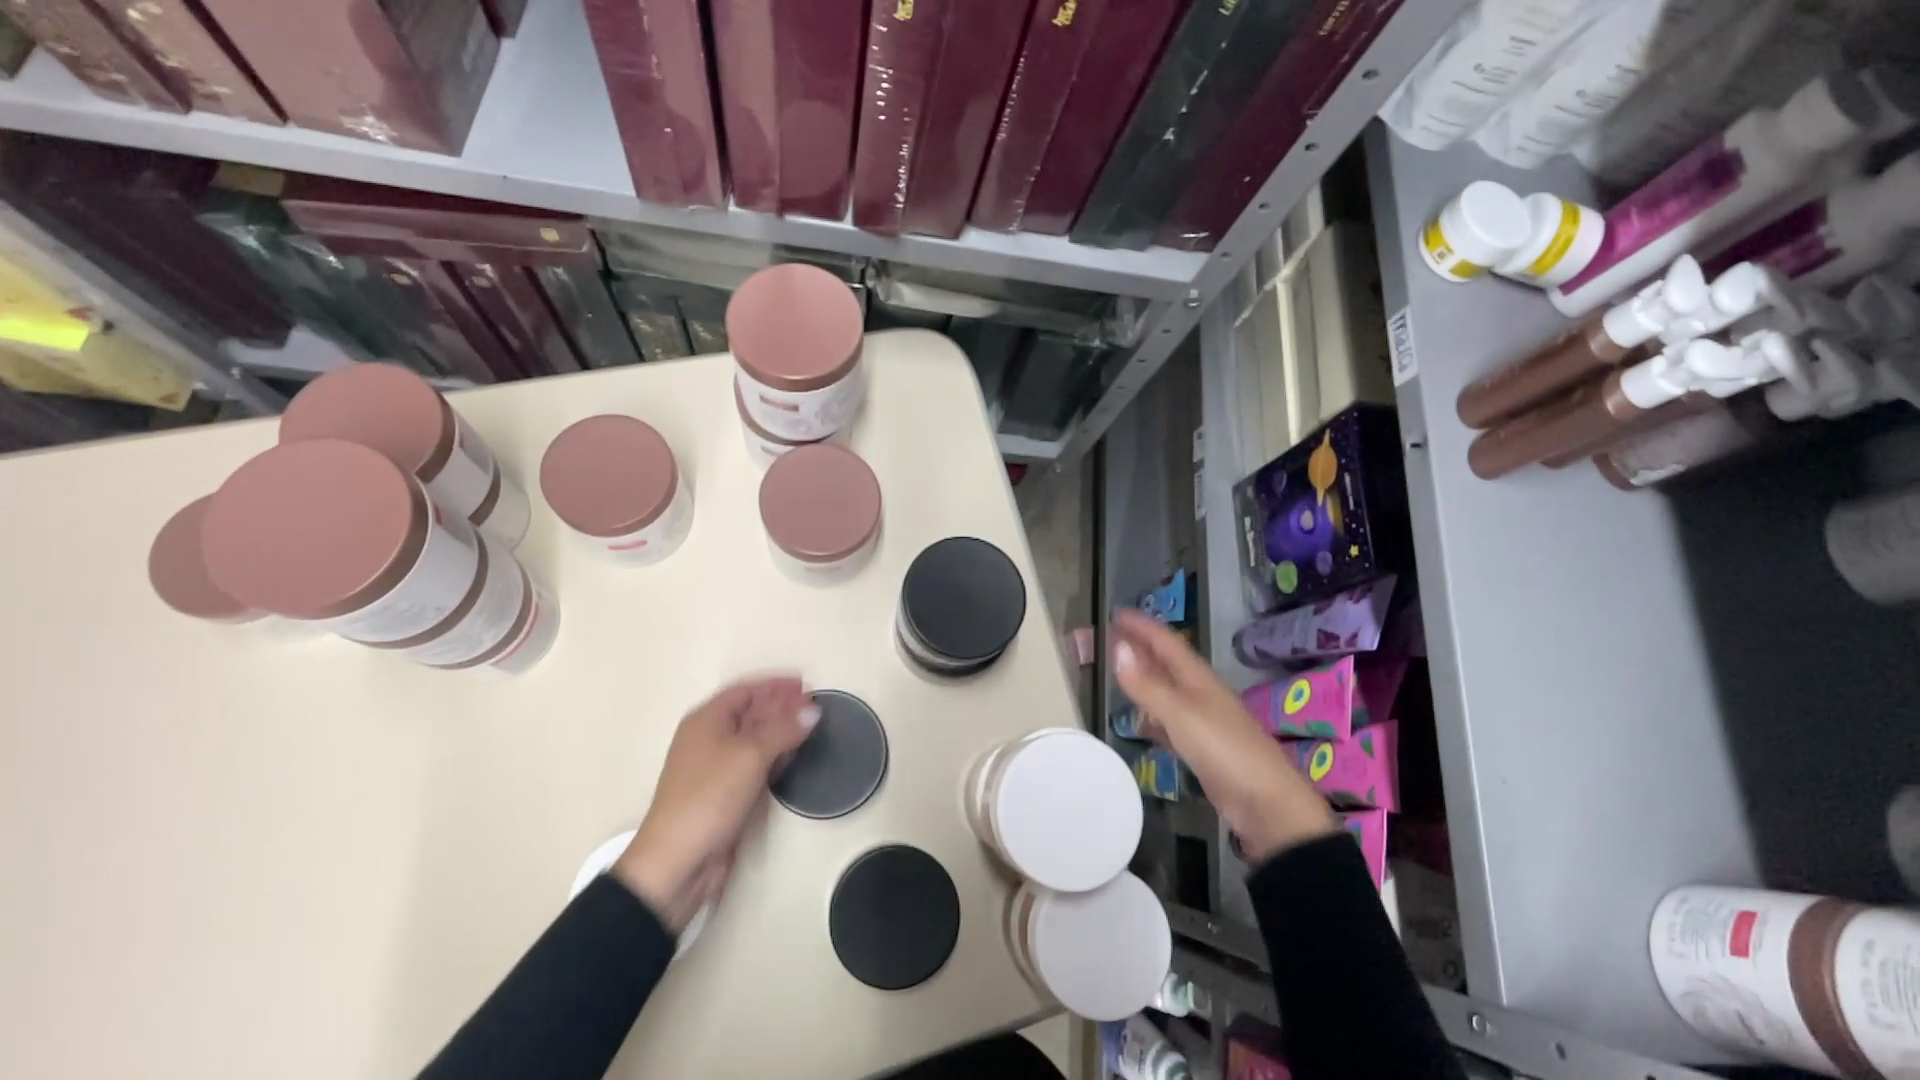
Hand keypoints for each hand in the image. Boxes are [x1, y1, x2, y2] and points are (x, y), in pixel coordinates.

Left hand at [614, 675, 819, 931]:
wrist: (679, 858)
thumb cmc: (709, 797)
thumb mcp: (749, 756)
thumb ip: (783, 729)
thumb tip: (811, 711)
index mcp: (707, 720)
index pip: (745, 690)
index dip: (775, 684)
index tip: (805, 683)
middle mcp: (709, 738)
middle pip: (750, 711)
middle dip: (781, 705)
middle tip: (814, 703)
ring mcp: (717, 767)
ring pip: (754, 738)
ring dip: (780, 730)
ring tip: (811, 726)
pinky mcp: (726, 792)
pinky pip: (755, 763)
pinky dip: (774, 755)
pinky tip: (793, 755)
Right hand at [1112, 610, 1336, 862]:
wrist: (1265, 801)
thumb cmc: (1224, 750)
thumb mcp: (1180, 713)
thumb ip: (1147, 684)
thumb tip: (1117, 647)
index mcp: (1199, 680)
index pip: (1167, 643)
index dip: (1143, 627)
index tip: (1117, 613)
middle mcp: (1201, 695)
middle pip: (1168, 664)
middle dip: (1141, 649)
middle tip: (1113, 636)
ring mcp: (1204, 722)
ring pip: (1168, 693)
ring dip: (1146, 680)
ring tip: (1121, 673)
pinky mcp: (1203, 750)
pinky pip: (1171, 724)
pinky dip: (1153, 718)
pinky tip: (1143, 724)